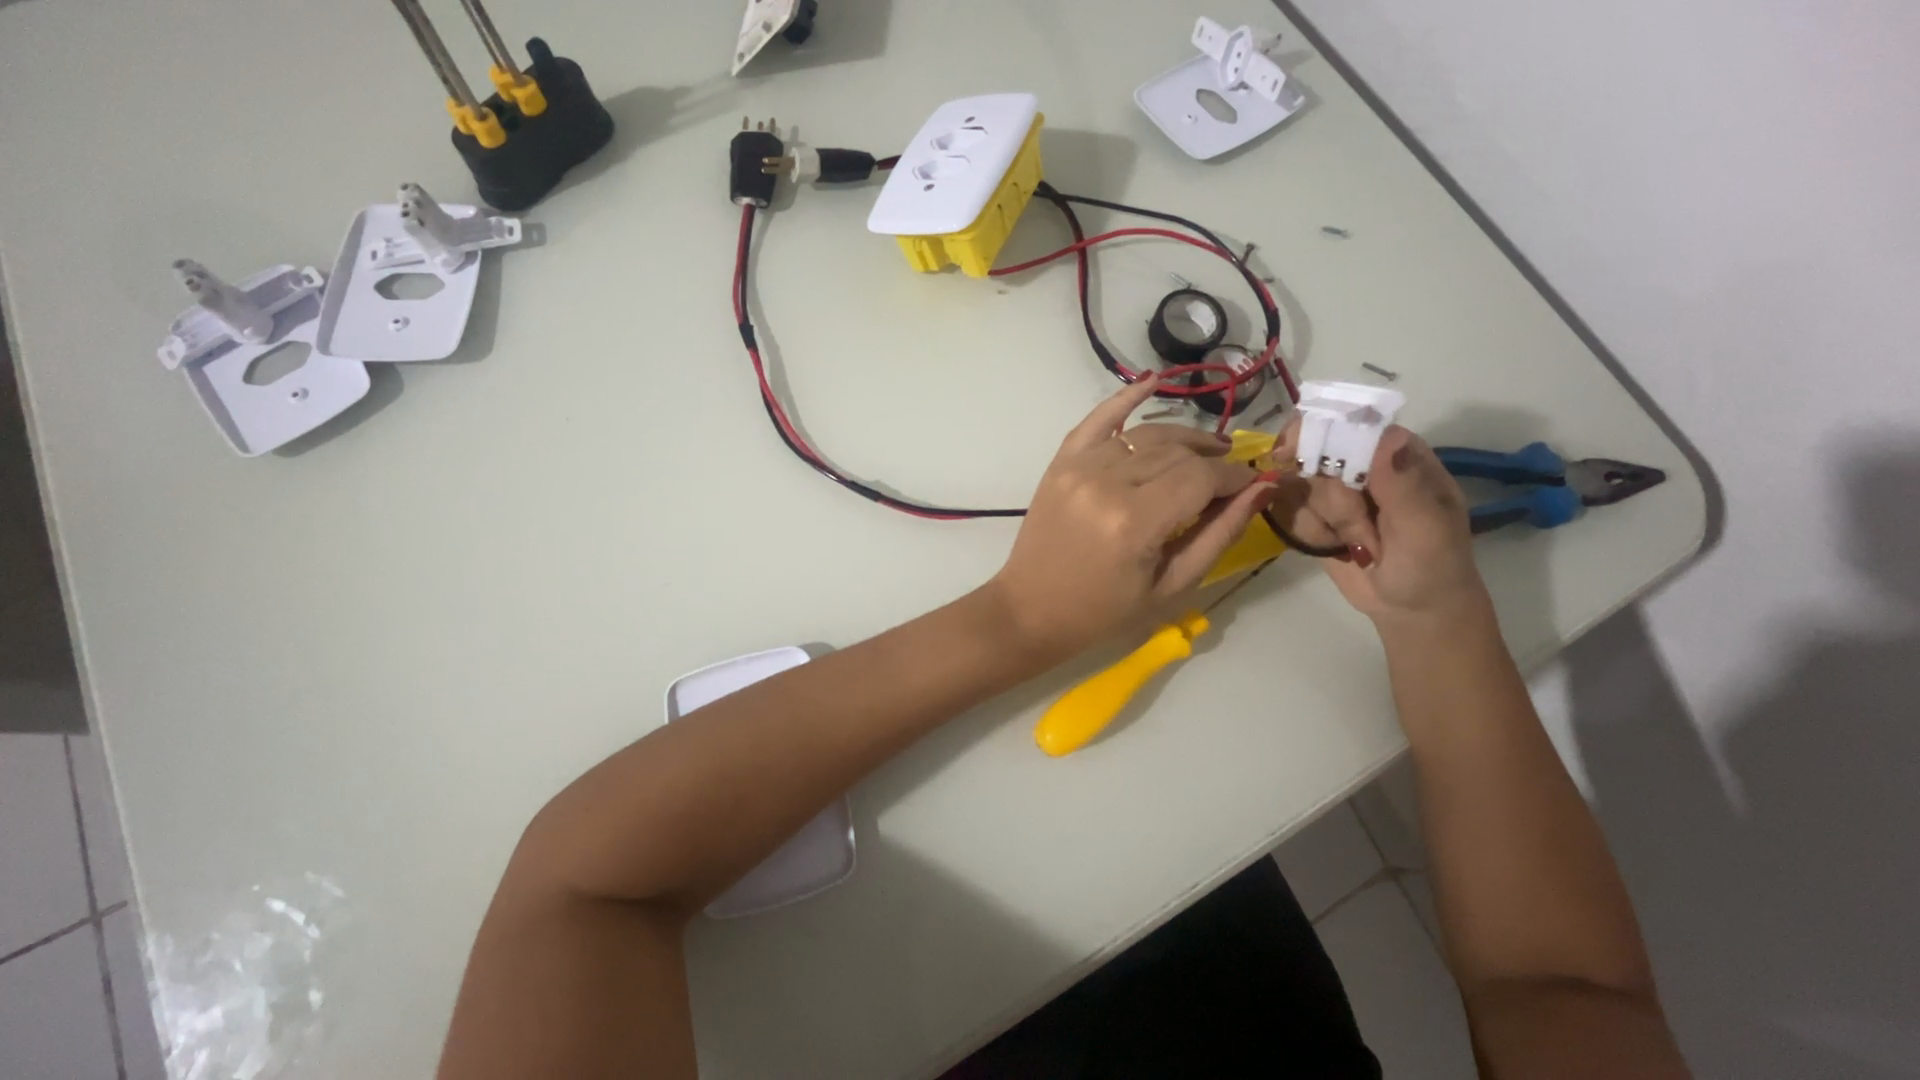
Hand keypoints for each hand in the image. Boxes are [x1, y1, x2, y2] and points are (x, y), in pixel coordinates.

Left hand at [988, 376, 1280, 658]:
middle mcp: (1107, 483)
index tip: (1252, 484)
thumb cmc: (1105, 612)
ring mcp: (1080, 467)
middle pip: (1177, 453)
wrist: (1031, 610)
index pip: (1201, 478)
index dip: (1234, 477)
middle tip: (1230, 473)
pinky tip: (1153, 382)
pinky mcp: (1062, 462)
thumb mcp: (1172, 586)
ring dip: (1182, 438)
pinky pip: (1098, 418)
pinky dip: (1125, 398)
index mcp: (1136, 521)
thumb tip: (1260, 490)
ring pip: (1146, 435)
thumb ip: (1219, 534)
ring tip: (1207, 449)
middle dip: (1212, 460)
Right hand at [1272, 423, 1490, 628]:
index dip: (1319, 434)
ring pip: (1298, 487)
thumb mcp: (1425, 528)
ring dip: (1323, 522)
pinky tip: (1335, 548)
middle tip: (1358, 531)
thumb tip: (1387, 437)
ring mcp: (1336, 490)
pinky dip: (1309, 533)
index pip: (1350, 426)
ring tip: (1358, 545)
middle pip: (1314, 457)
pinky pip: (1289, 511)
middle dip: (1330, 500)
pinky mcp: (1316, 515)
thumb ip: (1402, 484)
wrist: (1413, 611)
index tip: (1291, 453)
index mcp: (1399, 454)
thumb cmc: (1432, 567)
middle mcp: (1363, 464)